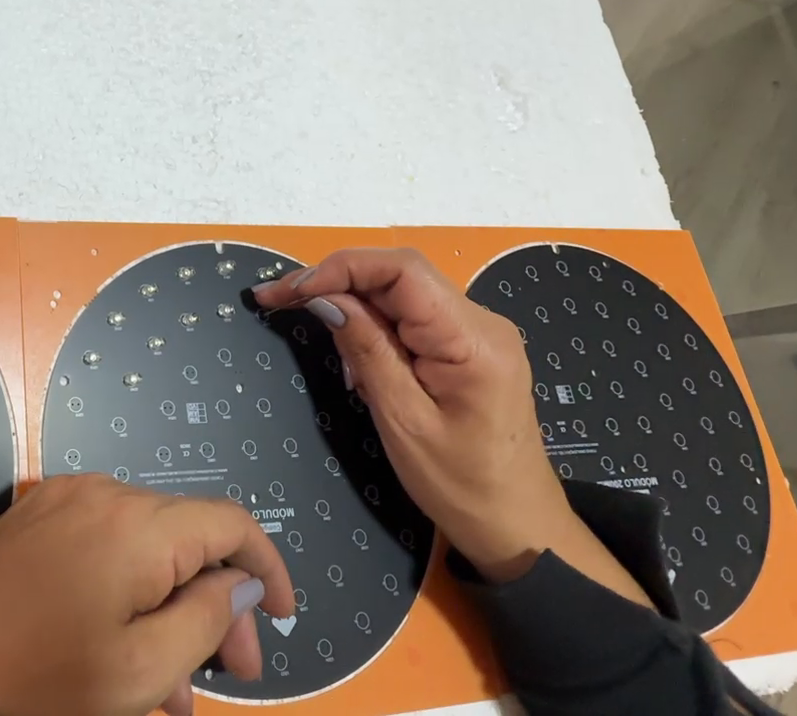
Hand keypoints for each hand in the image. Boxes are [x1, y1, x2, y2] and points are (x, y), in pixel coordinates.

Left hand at [0, 474, 295, 715]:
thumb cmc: (38, 676)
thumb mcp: (139, 669)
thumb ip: (207, 619)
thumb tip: (243, 580)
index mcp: (136, 523)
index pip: (229, 519)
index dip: (267, 563)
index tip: (286, 616)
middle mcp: (104, 491)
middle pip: (187, 533)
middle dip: (218, 600)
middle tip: (232, 673)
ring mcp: (66, 496)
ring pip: (147, 544)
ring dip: (171, 602)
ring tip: (174, 683)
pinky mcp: (39, 512)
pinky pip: (105, 541)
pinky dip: (130, 585)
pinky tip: (126, 640)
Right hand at [251, 249, 649, 603]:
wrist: (518, 528)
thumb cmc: (460, 484)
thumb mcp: (402, 419)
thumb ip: (366, 349)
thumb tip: (322, 297)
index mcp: (472, 339)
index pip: (401, 271)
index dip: (339, 268)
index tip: (289, 291)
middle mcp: (480, 321)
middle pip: (397, 275)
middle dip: (334, 280)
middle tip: (278, 300)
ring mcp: (475, 332)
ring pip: (399, 293)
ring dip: (349, 303)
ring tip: (314, 332)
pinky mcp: (465, 347)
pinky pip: (409, 317)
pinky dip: (370, 324)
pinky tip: (353, 357)